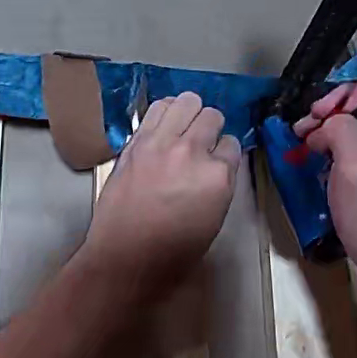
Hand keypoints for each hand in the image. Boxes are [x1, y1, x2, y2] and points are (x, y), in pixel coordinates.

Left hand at [82, 91, 242, 288]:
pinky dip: (165, 112)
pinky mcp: (136, 141)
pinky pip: (157, 109)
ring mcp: (161, 142)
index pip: (232, 145)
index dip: (225, 154)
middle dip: (211, 128)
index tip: (217, 161)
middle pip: (212, 116)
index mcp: (218, 177)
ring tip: (183, 127)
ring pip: (186, 101)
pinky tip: (164, 125)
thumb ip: (219, 184)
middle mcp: (192, 151)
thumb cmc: (174, 251)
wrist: (125, 256)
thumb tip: (216, 165)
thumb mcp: (213, 219)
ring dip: (189, 112)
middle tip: (201, 143)